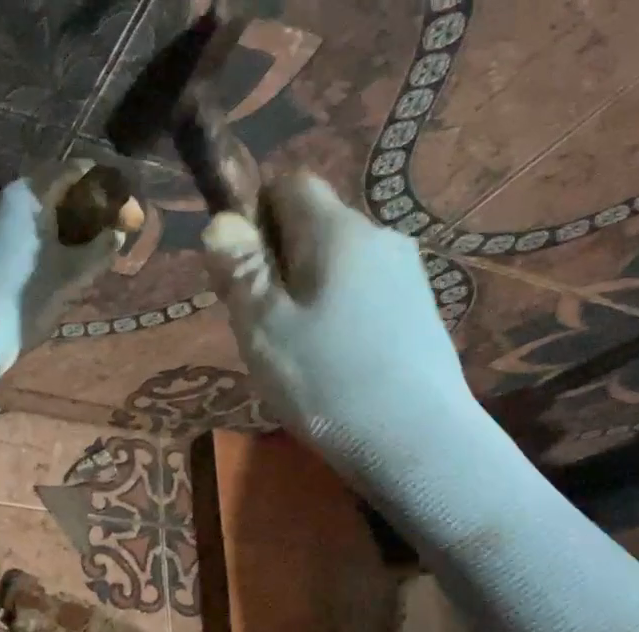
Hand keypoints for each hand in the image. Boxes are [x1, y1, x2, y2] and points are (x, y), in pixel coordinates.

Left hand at [0, 159, 126, 354]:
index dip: (102, 181)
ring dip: (65, 220)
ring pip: (38, 210)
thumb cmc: (30, 296)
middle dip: (84, 202)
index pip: (73, 169)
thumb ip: (103, 247)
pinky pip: (24, 228)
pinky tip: (61, 256)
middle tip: (110, 221)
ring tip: (90, 241)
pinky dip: (46, 234)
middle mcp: (8, 198)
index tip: (124, 198)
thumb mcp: (76, 272)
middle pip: (54, 188)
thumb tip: (118, 232)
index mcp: (31, 192)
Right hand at [199, 171, 474, 458]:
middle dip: (278, 259)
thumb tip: (220, 220)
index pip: (290, 184)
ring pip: (337, 262)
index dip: (255, 215)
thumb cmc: (325, 379)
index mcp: (337, 231)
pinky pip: (362, 291)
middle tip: (259, 322)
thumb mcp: (263, 326)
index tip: (239, 269)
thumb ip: (240, 269)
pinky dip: (337, 311)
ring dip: (306, 290)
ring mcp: (405, 273)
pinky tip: (332, 361)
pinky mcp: (418, 309)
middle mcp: (378, 236)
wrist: (413, 439)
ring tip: (295, 349)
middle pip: (314, 224)